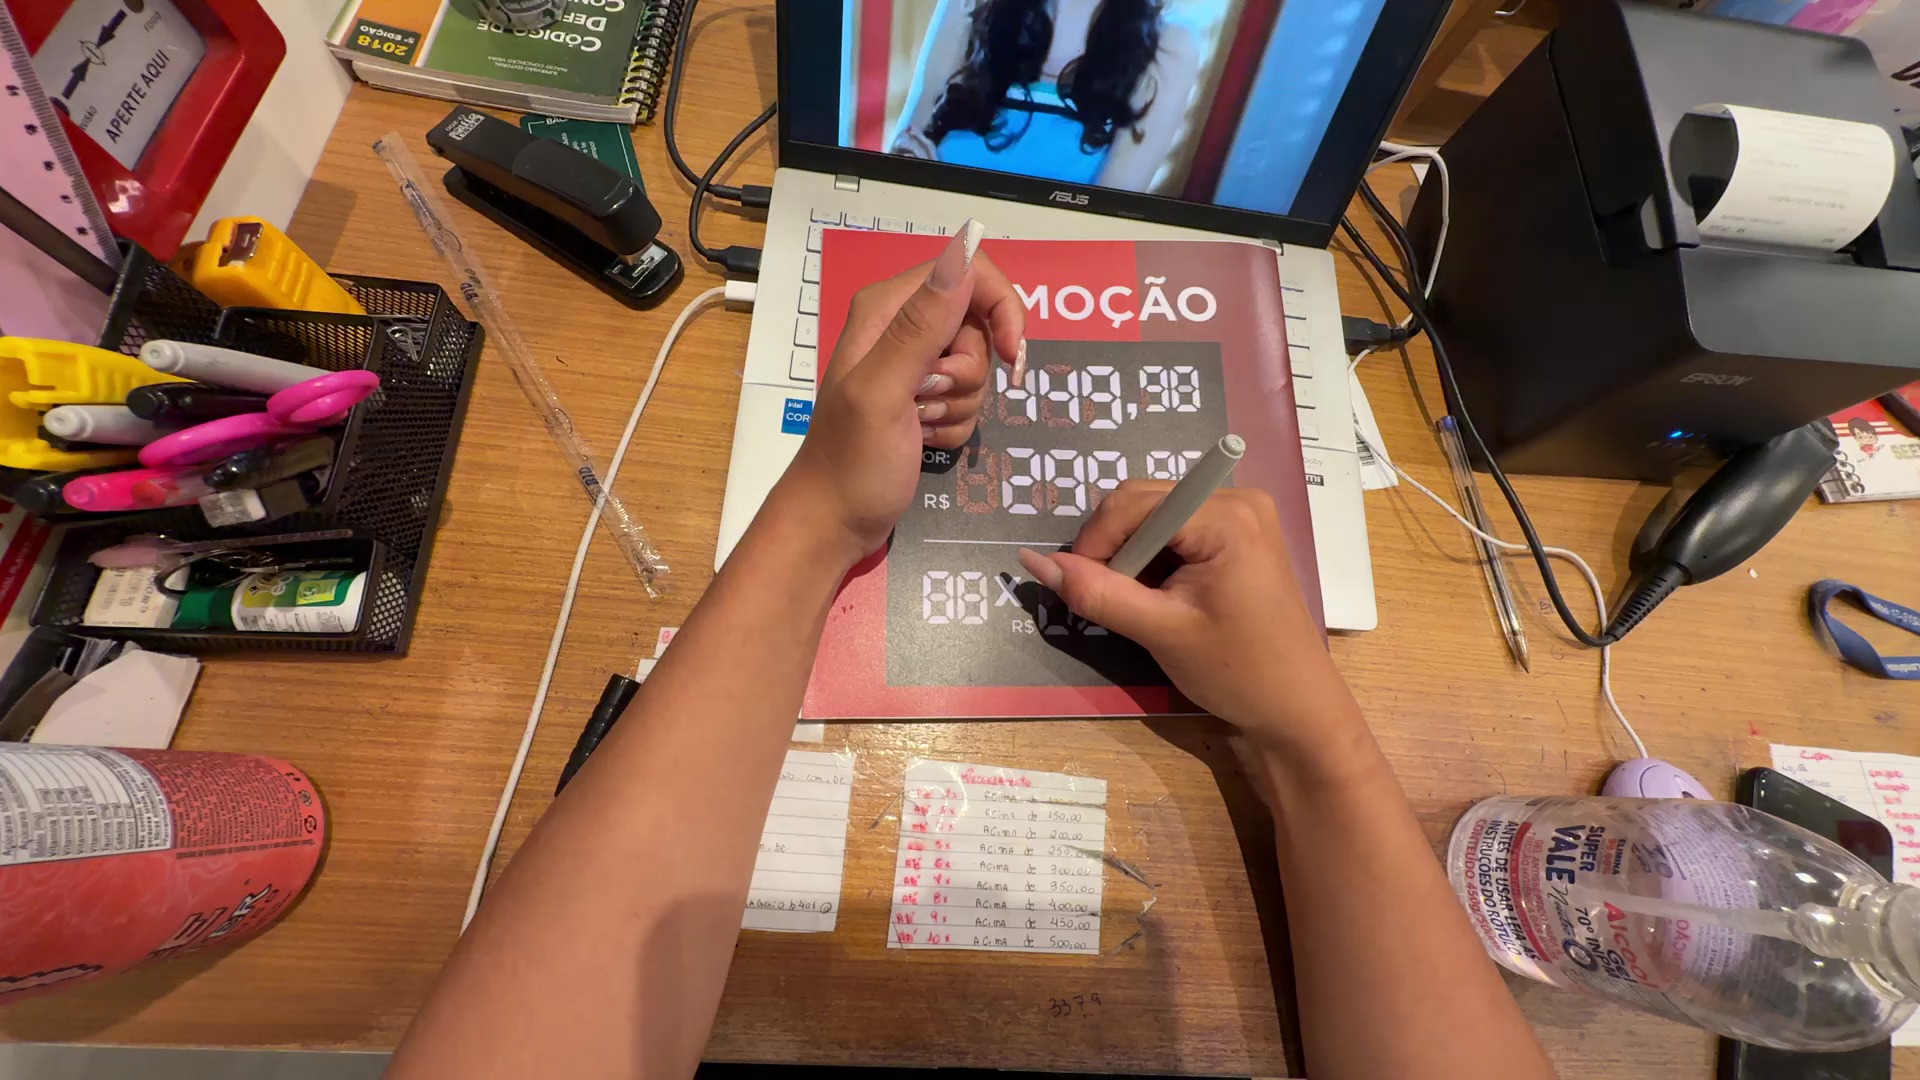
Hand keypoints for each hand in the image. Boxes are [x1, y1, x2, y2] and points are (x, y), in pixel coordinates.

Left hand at [777, 219, 1025, 560]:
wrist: (836, 519)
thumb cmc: (851, 461)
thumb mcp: (882, 392)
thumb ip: (920, 328)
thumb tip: (964, 259)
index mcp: (887, 308)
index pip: (967, 271)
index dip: (1001, 307)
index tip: (1013, 355)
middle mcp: (903, 328)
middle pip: (979, 325)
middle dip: (970, 372)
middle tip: (929, 399)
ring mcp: (916, 366)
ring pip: (978, 367)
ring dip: (960, 405)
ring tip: (919, 424)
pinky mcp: (927, 400)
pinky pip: (970, 400)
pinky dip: (955, 425)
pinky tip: (923, 438)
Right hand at [1016, 482, 1353, 747]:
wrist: (1297, 709)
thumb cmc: (1237, 671)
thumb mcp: (1159, 631)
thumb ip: (1096, 593)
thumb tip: (1032, 562)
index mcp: (1226, 515)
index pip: (1131, 504)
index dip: (1095, 543)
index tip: (1085, 591)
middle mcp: (1235, 499)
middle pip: (1139, 503)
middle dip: (1113, 549)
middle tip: (1115, 600)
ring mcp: (1240, 514)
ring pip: (1151, 516)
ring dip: (1131, 556)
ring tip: (1143, 604)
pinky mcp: (1237, 533)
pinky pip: (1172, 529)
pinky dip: (1152, 559)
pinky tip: (1161, 596)